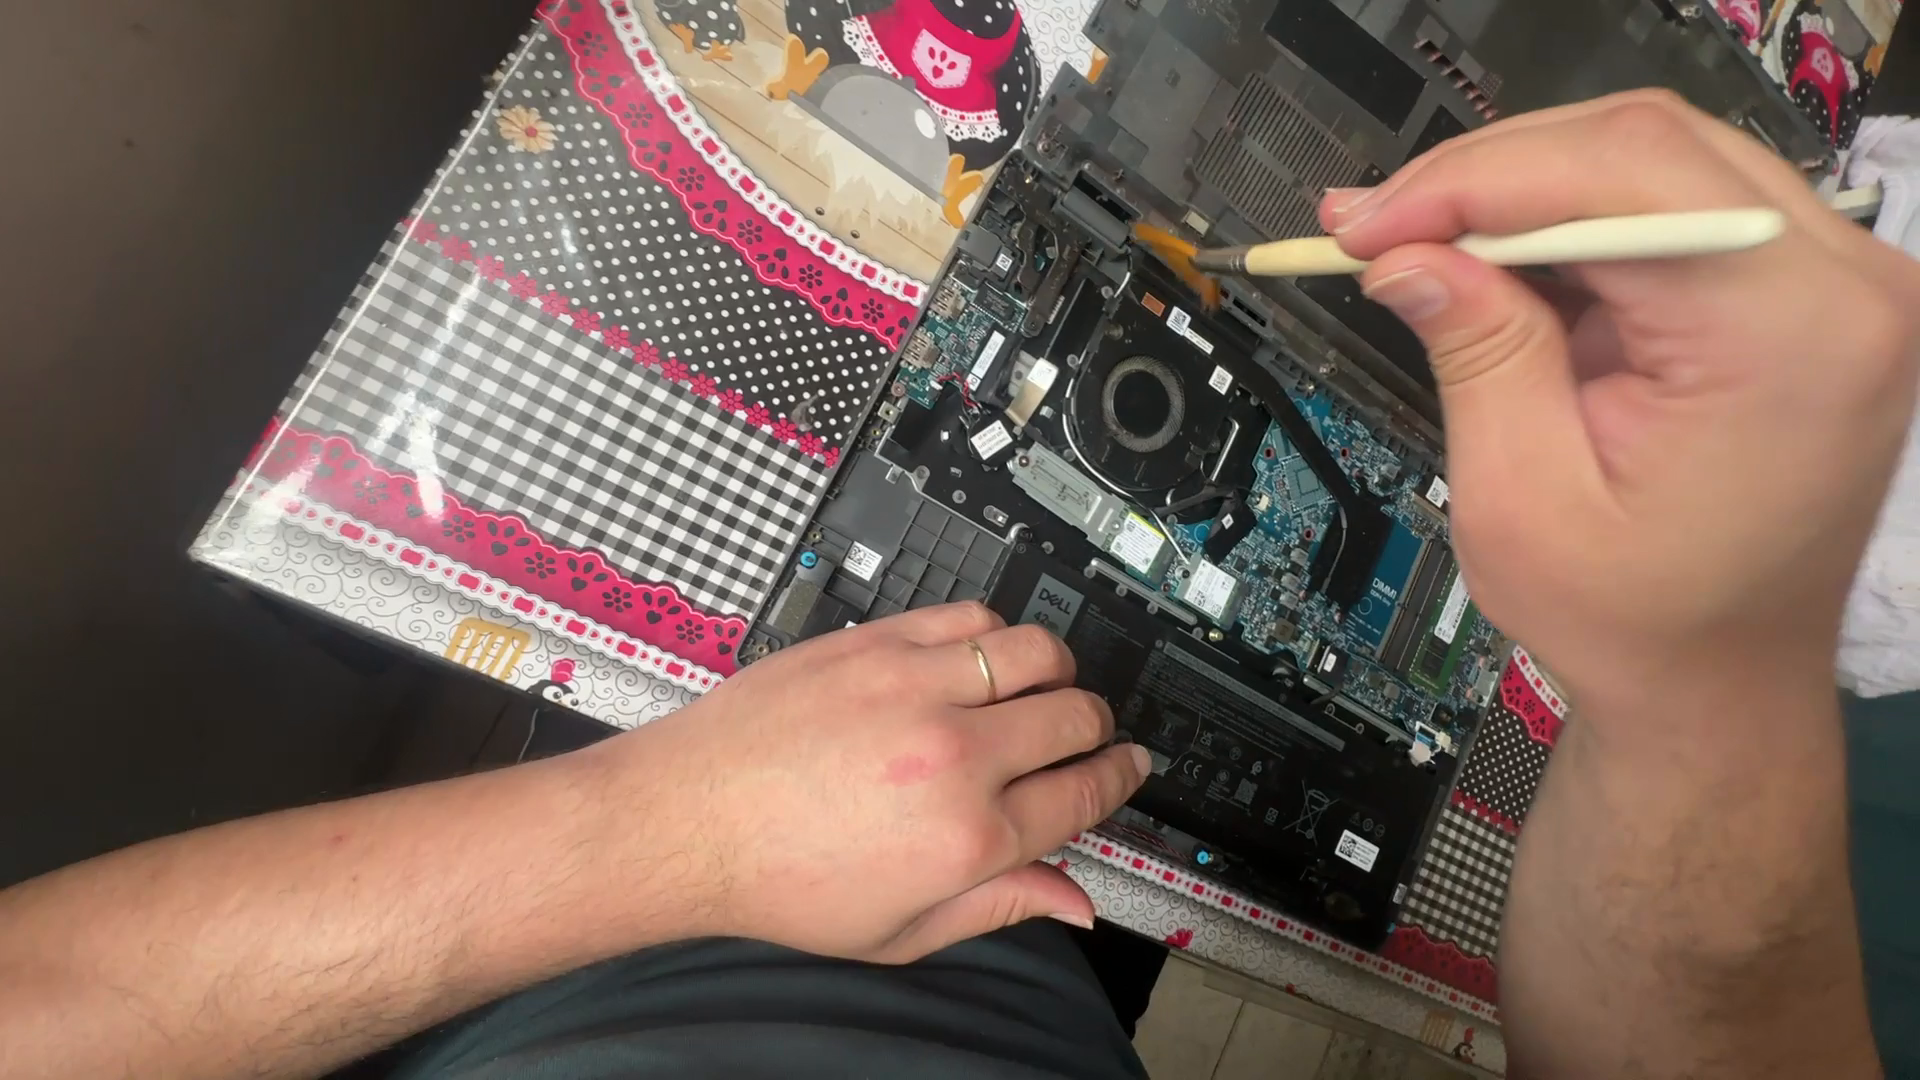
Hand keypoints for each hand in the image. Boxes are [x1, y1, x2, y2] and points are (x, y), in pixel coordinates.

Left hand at [581, 602, 1149, 962]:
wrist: (688, 816)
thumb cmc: (781, 878)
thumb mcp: (898, 931)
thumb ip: (1001, 907)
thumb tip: (1076, 902)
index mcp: (967, 838)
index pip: (1084, 794)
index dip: (1120, 777)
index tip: (1129, 765)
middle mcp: (953, 755)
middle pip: (1075, 716)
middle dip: (1096, 727)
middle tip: (1084, 733)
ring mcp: (916, 687)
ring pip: (1036, 651)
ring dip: (1056, 669)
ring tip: (1041, 685)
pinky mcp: (879, 643)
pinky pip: (969, 616)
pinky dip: (992, 633)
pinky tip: (979, 657)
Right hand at [1321, 91, 1919, 705]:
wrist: (1707, 672)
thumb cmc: (1614, 611)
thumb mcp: (1516, 494)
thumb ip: (1476, 355)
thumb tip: (1403, 259)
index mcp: (1783, 333)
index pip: (1618, 181)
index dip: (1467, 184)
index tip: (1354, 228)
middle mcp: (1834, 278)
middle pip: (1639, 148)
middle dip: (1476, 174)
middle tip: (1357, 222)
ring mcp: (1815, 281)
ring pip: (1640, 167)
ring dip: (1502, 192)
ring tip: (1394, 234)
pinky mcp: (1770, 299)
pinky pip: (1645, 221)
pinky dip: (1540, 230)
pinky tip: (1467, 257)